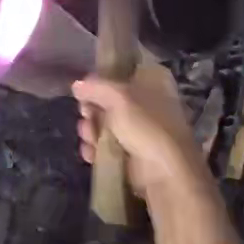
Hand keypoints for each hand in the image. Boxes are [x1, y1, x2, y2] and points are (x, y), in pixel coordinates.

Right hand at [72, 65, 206, 198]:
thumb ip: (95, 87)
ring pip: (107, 124)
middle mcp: (149, 102)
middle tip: (86, 114)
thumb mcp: (118, 97)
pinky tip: (91, 153)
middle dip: (94, 108)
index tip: (86, 86)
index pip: (124, 70)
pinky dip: (97, 149)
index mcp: (155, 80)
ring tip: (89, 137)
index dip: (103, 77)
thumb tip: (77, 85)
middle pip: (111, 99)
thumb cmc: (146, 125)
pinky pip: (108, 146)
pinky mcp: (133, 154)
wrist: (165, 173)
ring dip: (92, 130)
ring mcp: (141, 129)